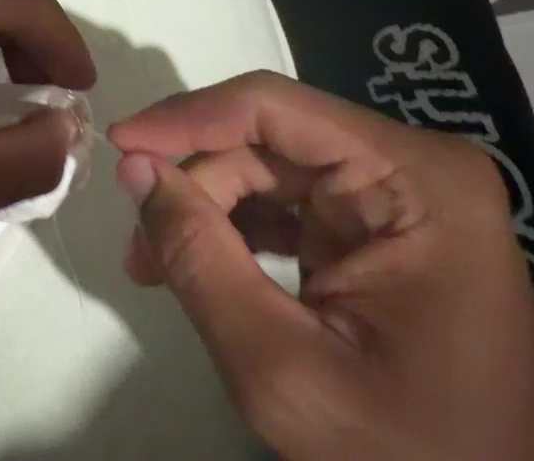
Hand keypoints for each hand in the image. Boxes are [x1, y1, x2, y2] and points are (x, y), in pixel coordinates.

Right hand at [109, 72, 533, 460]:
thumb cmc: (404, 451)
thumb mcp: (282, 365)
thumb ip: (199, 259)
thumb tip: (134, 169)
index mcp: (415, 178)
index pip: (273, 108)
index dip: (186, 118)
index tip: (117, 145)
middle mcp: (413, 167)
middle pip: (268, 141)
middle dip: (194, 184)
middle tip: (138, 245)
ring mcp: (402, 198)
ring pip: (270, 170)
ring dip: (208, 209)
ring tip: (157, 265)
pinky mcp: (384, 229)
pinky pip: (292, 204)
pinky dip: (239, 231)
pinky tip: (204, 266)